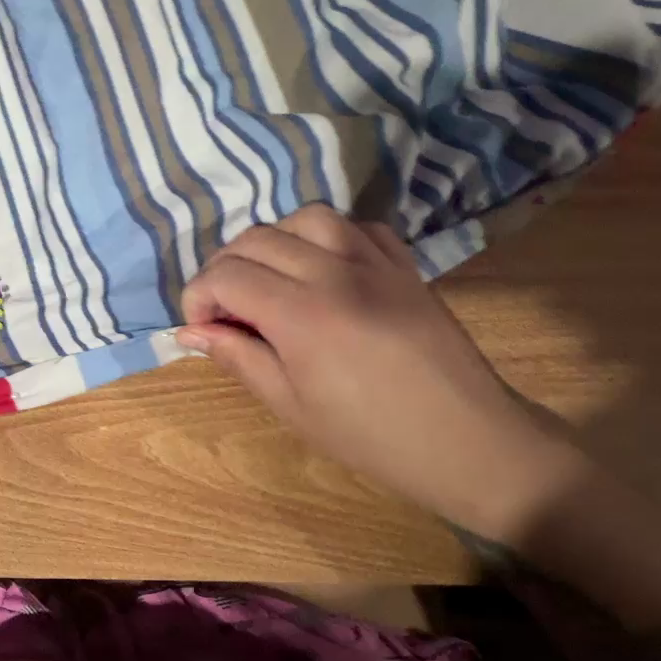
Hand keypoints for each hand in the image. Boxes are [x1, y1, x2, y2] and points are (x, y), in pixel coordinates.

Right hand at [176, 205, 587, 539]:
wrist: (469, 441)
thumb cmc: (368, 434)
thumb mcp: (288, 403)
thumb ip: (237, 356)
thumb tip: (191, 332)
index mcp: (302, 315)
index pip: (224, 276)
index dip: (197, 299)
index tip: (202, 331)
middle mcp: (336, 274)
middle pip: (256, 240)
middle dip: (223, 270)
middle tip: (226, 311)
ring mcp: (377, 264)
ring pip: (304, 219)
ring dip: (271, 243)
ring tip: (267, 280)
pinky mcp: (405, 267)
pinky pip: (355, 227)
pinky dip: (323, 238)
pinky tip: (317, 270)